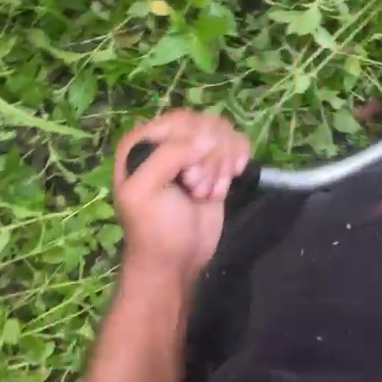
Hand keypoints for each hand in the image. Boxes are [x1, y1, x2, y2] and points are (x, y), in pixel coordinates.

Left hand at [112, 111, 250, 288]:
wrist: (178, 261)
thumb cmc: (155, 229)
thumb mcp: (145, 192)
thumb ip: (169, 155)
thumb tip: (209, 138)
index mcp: (142, 142)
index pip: (183, 120)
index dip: (194, 144)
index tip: (189, 176)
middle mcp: (168, 141)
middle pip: (207, 125)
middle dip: (210, 158)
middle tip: (197, 187)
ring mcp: (194, 151)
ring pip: (224, 133)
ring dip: (223, 164)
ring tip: (208, 192)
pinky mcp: (217, 162)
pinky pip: (238, 142)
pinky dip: (238, 160)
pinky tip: (231, 179)